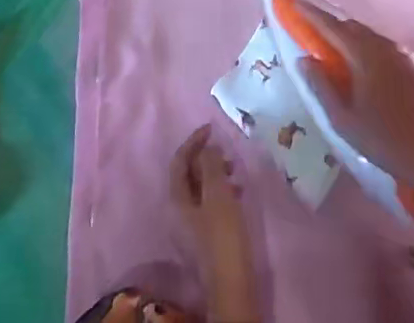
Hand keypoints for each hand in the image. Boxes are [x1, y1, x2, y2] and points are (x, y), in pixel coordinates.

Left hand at [168, 124, 257, 321]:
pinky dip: (221, 191)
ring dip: (216, 174)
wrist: (232, 285)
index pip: (179, 159)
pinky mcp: (206, 235)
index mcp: (175, 197)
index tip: (211, 128)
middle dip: (206, 157)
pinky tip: (238, 192)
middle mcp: (178, 209)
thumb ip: (210, 166)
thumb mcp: (217, 195)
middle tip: (226, 151)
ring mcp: (191, 224)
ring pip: (201, 188)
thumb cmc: (222, 236)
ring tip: (235, 170)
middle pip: (188, 173)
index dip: (193, 141)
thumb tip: (207, 147)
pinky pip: (210, 203)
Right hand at [287, 0, 413, 188]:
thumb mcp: (342, 119)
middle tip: (306, 23)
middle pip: (349, 25)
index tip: (291, 0)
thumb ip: (320, 86)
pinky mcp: (410, 67)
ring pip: (365, 34)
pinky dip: (361, 43)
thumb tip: (304, 60)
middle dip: (326, 21)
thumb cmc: (384, 141)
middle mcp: (382, 47)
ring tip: (327, 41)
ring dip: (344, 33)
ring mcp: (400, 56)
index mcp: (363, 55)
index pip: (329, 26)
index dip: (309, 12)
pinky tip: (357, 59)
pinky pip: (378, 44)